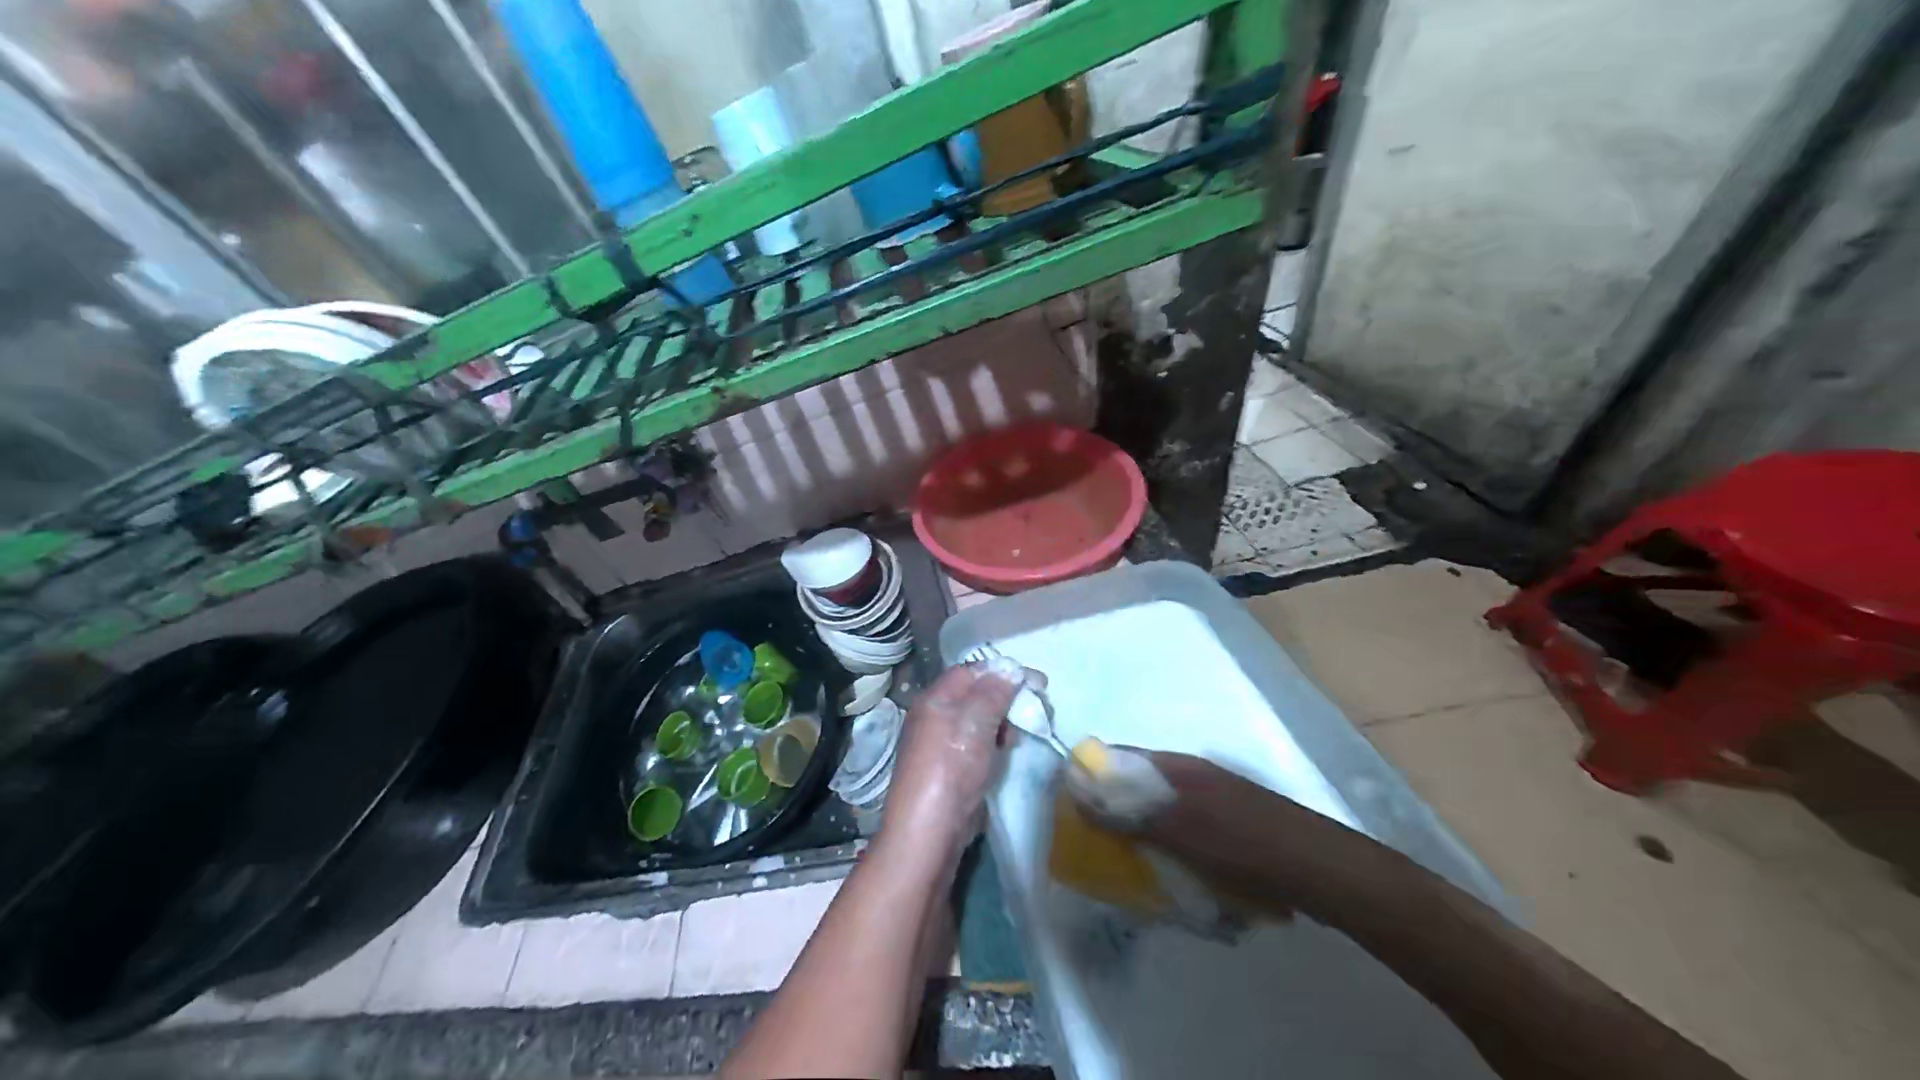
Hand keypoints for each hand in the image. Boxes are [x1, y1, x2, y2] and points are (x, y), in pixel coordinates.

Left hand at [875, 663, 1023, 859]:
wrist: (929, 831)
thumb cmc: (950, 767)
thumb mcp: (974, 722)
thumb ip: (994, 692)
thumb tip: (1011, 670)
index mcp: (935, 699)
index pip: (971, 671)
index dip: (1003, 671)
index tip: (1036, 682)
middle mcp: (935, 717)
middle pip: (976, 695)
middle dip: (1007, 696)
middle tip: (1037, 707)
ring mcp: (941, 744)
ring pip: (979, 721)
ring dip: (1004, 721)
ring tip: (1024, 730)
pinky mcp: (951, 769)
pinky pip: (978, 744)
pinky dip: (996, 742)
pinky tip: (1008, 751)